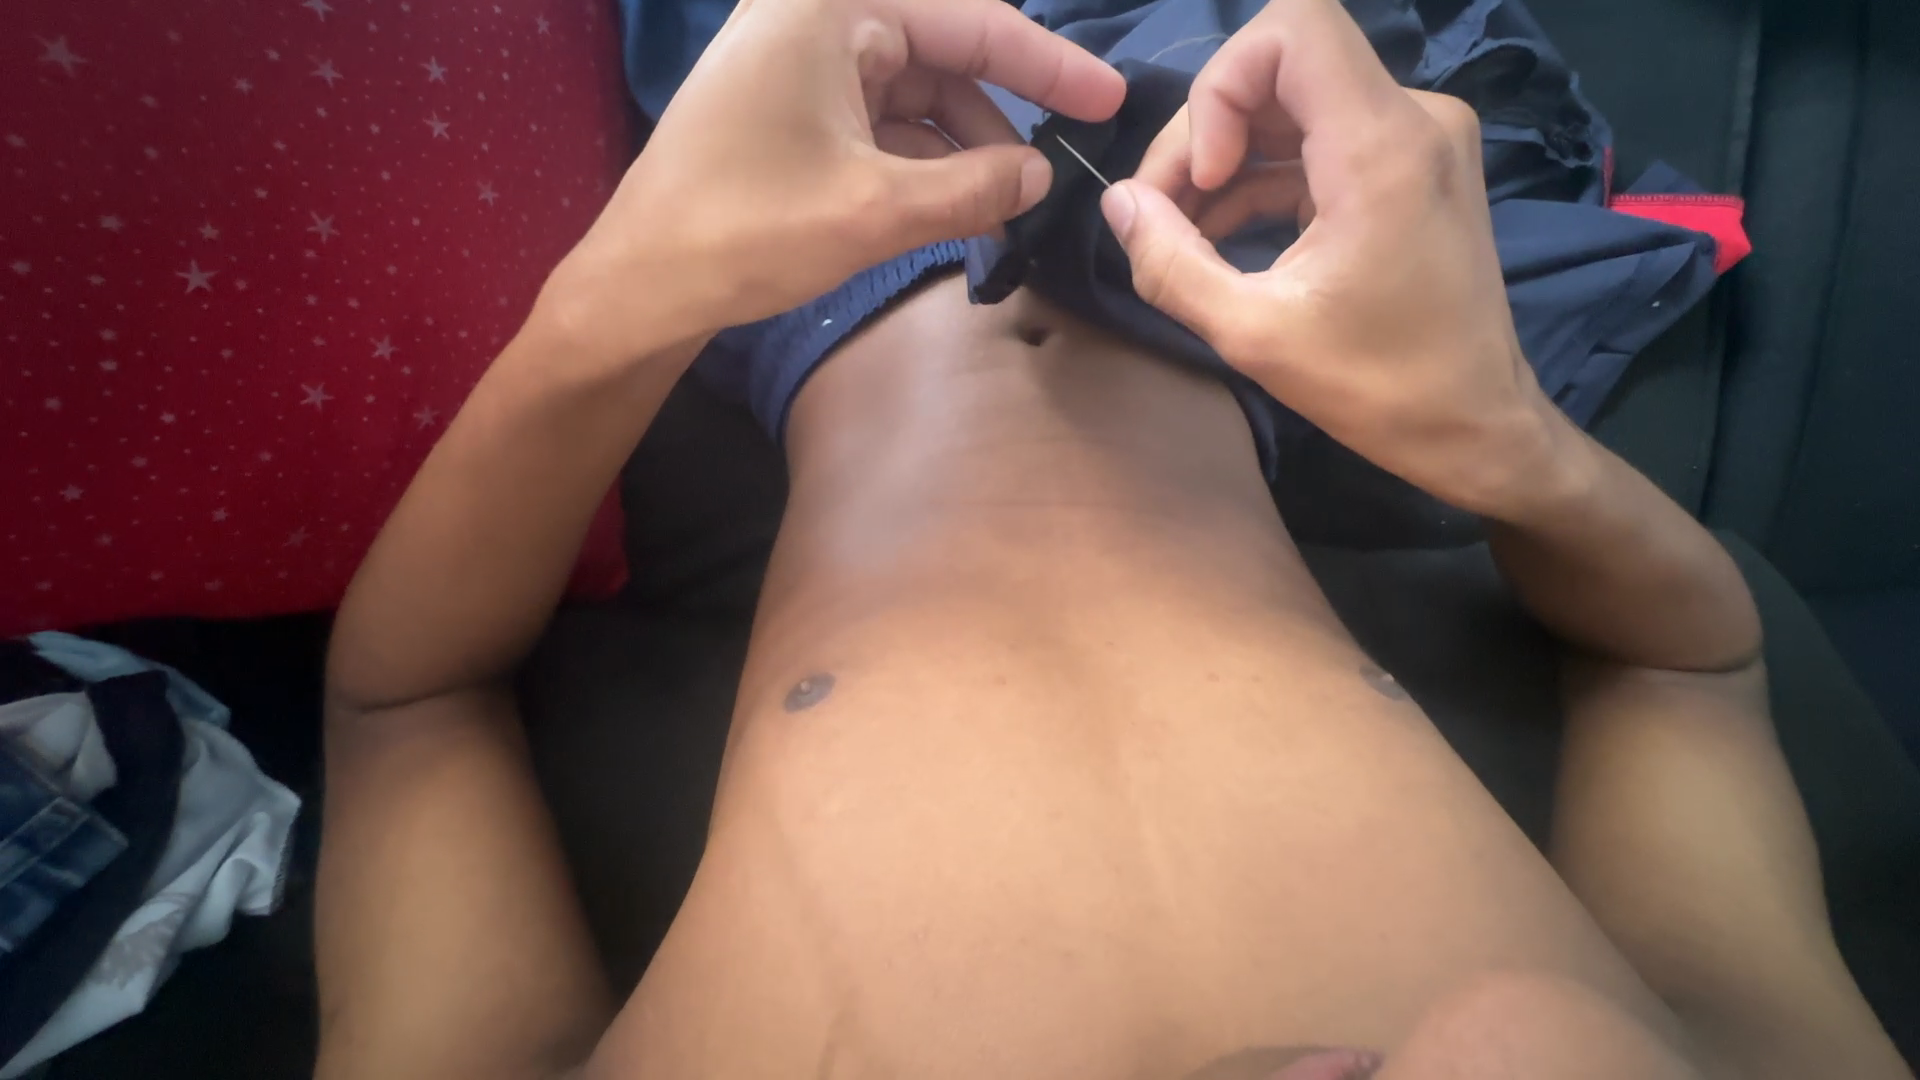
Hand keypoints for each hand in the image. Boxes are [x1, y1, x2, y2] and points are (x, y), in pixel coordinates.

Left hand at [540, 0, 1124, 363]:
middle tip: (1043, 190)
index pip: (971, 20)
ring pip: (914, 104)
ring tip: (1002, 220)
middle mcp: (819, 19)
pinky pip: (881, 132)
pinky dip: (920, 172)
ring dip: (960, 161)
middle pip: (943, 62)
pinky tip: (953, 214)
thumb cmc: (747, 231)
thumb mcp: (875, 210)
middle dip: (995, 130)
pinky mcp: (795, 116)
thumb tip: (1040, 176)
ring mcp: (804, 69)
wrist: (646, 283)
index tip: (1104, 102)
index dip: (1048, 65)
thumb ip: (971, 188)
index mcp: (834, 5)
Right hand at [1098, 0, 1564, 513]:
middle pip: (1279, 70)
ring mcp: (1412, 141)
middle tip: (1162, 219)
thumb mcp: (1250, 333)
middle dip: (1204, 137)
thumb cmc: (1369, 386)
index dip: (1219, 90)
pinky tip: (1221, 242)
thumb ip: (1171, 265)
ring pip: (1289, 109)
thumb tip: (1117, 204)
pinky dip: (1257, 185)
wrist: (1468, 422)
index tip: (1204, 179)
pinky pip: (1312, 149)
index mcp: (1380, 146)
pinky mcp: (1404, 170)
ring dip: (1223, 167)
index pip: (1290, 30)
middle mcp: (1408, 118)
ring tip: (1182, 239)